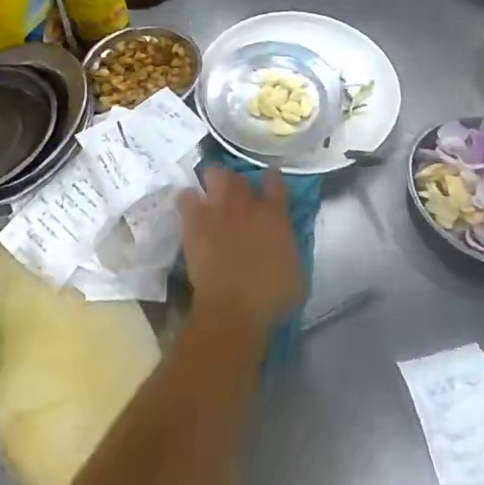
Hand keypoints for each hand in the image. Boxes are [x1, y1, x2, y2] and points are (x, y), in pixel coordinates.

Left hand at [181, 167, 303, 335]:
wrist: (232, 310)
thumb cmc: (271, 297)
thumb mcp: (297, 272)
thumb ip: (290, 247)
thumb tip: (285, 241)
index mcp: (274, 215)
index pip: (275, 181)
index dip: (272, 179)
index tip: (271, 182)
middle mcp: (246, 205)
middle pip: (240, 177)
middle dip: (239, 182)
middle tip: (238, 195)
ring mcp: (217, 211)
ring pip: (214, 175)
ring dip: (214, 181)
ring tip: (212, 193)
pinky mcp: (193, 224)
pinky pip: (186, 198)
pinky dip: (188, 199)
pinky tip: (190, 207)